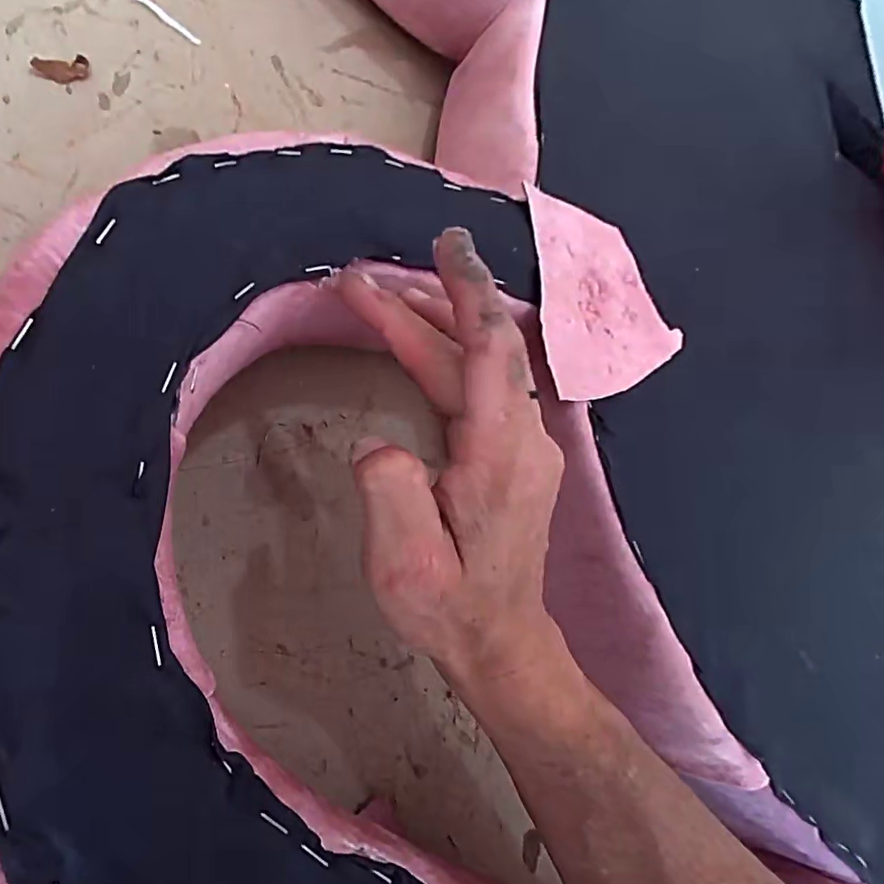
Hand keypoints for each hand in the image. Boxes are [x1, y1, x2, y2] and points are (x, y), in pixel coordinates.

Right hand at [332, 228, 565, 679]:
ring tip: (378, 301)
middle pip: (476, 350)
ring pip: (480, 365)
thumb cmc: (450, 607)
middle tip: (358, 280)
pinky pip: (484, 385)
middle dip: (419, 308)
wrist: (500, 639)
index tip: (446, 244)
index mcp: (499, 455)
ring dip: (432, 327)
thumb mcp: (406, 566)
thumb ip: (391, 495)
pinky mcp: (516, 451)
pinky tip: (419, 344)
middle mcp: (523, 437)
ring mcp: (525, 443)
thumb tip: (377, 446)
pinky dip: (448, 354)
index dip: (469, 290)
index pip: (491, 350)